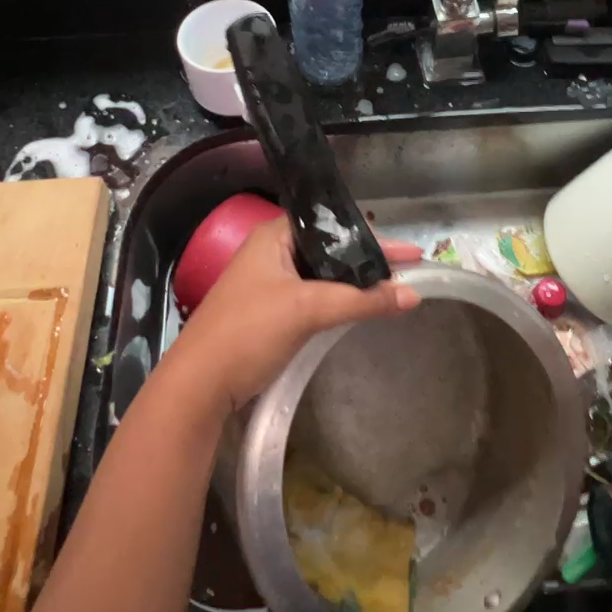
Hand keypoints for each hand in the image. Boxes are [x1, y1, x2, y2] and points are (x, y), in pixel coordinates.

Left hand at [167, 217, 420, 413]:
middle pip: (331, 249)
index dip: (373, 238)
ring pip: (324, 275)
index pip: (333, 226)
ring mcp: (270, 282)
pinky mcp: (271, 311)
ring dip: (355, 281)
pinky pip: (315, 296)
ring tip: (395, 287)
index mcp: (274, 235)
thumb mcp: (307, 310)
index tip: (413, 253)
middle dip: (369, 259)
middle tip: (410, 269)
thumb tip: (413, 294)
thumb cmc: (248, 332)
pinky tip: (363, 308)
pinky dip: (340, 300)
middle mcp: (272, 251)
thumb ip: (361, 300)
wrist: (199, 385)